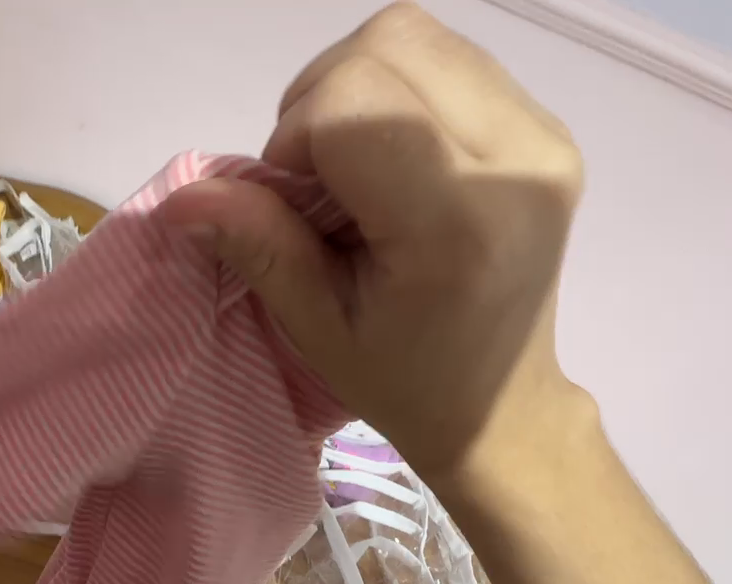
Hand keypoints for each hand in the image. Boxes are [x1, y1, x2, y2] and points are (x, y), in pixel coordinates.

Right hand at [162, 3, 586, 476]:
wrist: (496, 399)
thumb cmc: (400, 379)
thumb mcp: (317, 327)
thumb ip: (259, 248)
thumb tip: (183, 196)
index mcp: (458, 220)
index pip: (352, 101)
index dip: (293, 141)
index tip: (293, 208)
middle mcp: (518, 154)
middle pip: (384, 44)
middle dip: (318, 106)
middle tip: (316, 188)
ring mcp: (542, 129)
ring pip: (413, 36)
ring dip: (352, 94)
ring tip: (351, 175)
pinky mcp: (548, 121)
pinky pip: (445, 59)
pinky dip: (391, 95)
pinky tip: (390, 164)